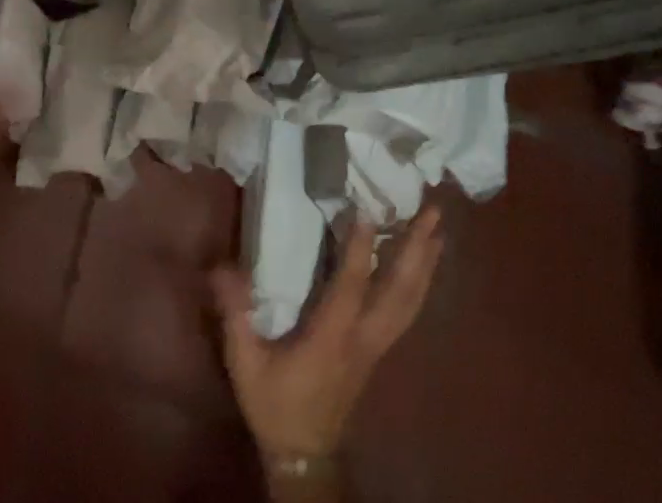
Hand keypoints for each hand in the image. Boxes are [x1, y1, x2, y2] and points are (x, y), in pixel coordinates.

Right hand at [213, 208, 443, 463]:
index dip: (359, 249)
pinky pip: (405, 311)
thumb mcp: (244, 360)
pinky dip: (418, 284)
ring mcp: (376, 347)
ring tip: (438, 231)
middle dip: (417, 251)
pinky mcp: (376, 351)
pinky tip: (420, 270)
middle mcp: (363, 339)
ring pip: (410, 302)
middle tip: (433, 213)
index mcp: (332, 338)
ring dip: (426, 265)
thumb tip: (223, 268)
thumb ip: (235, 314)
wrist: (304, 451)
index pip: (351, 286)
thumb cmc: (273, 403)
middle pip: (400, 291)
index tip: (365, 211)